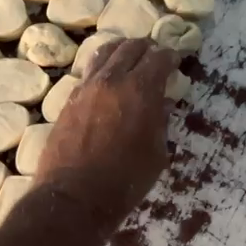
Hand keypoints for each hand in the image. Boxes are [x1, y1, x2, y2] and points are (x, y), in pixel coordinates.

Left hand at [35, 38, 174, 226]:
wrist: (73, 198)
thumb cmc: (124, 181)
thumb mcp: (156, 155)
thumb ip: (161, 122)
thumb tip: (164, 103)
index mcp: (141, 90)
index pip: (159, 57)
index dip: (170, 56)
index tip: (175, 61)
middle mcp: (114, 79)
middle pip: (132, 47)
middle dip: (147, 48)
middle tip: (154, 57)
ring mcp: (88, 86)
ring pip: (106, 51)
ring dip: (122, 50)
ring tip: (129, 58)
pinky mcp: (70, 98)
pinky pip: (90, 70)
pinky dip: (103, 66)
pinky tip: (107, 78)